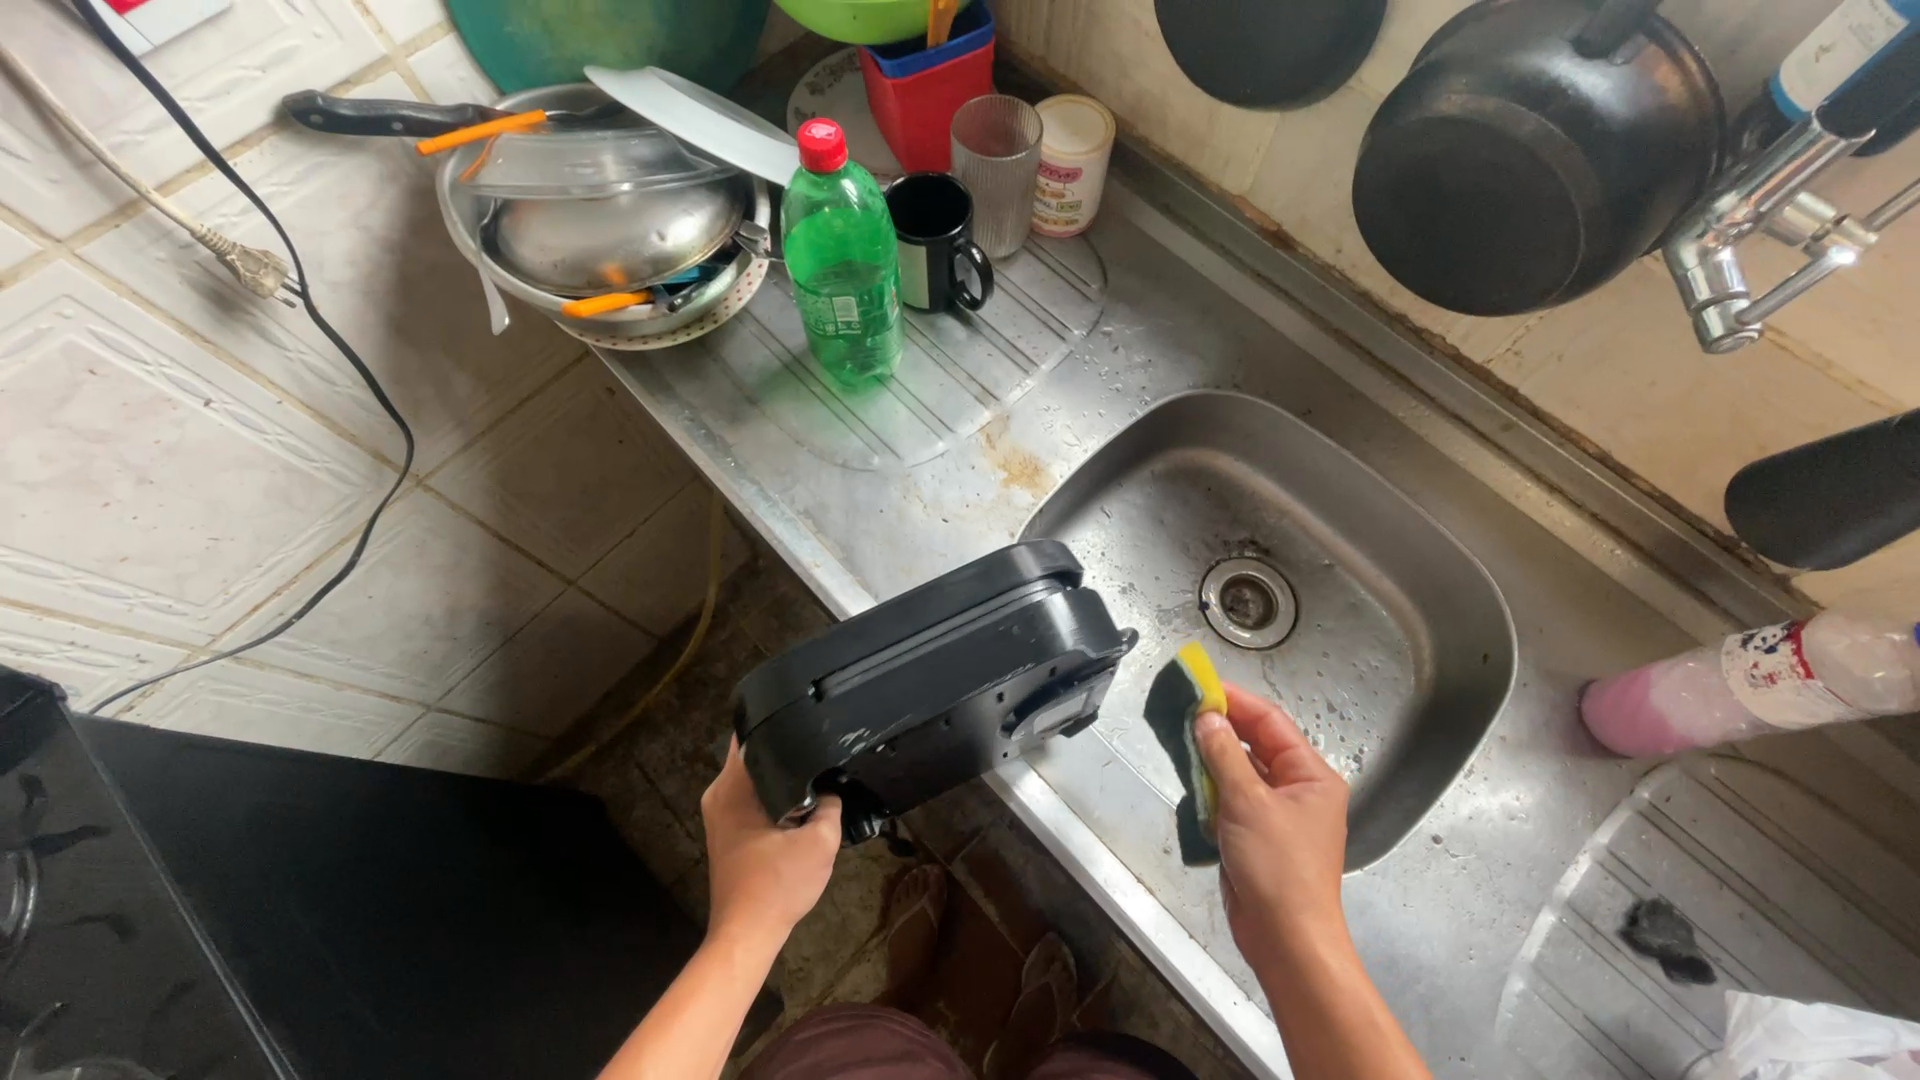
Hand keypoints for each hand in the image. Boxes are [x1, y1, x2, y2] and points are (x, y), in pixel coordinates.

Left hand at [700, 739, 842, 945]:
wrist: (747, 934)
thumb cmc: (778, 885)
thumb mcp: (820, 841)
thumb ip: (830, 804)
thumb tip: (830, 785)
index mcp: (733, 787)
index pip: (749, 733)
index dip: (777, 719)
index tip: (805, 715)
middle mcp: (719, 793)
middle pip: (752, 752)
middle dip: (783, 744)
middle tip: (819, 740)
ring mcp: (719, 813)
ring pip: (753, 776)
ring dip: (779, 772)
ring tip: (815, 766)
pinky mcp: (726, 830)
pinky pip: (750, 795)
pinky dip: (772, 792)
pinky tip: (800, 798)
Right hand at [1192, 683, 1349, 966]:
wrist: (1286, 938)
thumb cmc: (1278, 867)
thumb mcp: (1248, 802)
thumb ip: (1224, 755)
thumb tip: (1207, 717)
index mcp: (1311, 775)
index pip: (1271, 722)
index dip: (1236, 701)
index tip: (1201, 685)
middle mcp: (1298, 788)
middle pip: (1256, 744)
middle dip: (1221, 727)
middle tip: (1183, 708)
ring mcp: (1277, 813)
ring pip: (1241, 771)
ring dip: (1212, 757)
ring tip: (1180, 737)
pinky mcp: (1256, 834)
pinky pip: (1231, 798)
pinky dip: (1211, 787)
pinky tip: (1189, 777)